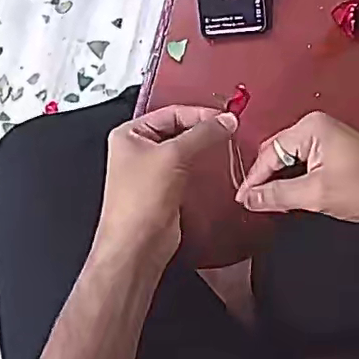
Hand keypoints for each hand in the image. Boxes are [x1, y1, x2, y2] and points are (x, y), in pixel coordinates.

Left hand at [95, 105, 238, 265]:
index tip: (223, 117)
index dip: (198, 113)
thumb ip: (202, 134)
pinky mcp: (167, 188)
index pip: (171, 112)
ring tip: (228, 144)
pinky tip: (219, 164)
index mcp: (130, 134)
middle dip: (204, 129)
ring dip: (206, 147)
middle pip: (179, 129)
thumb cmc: (137, 203)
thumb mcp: (173, 156)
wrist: (137, 246)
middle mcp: (139, 150)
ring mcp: (153, 170)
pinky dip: (204, 165)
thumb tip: (224, 120)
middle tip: (228, 129)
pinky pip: (190, 168)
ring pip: (186, 149)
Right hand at [236, 112, 358, 225]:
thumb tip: (250, 197)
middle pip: (277, 151)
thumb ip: (277, 195)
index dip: (254, 179)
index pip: (269, 152)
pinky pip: (303, 159)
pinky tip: (289, 193)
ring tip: (268, 200)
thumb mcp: (316, 195)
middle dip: (265, 177)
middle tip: (252, 202)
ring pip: (289, 157)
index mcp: (312, 127)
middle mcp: (317, 124)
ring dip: (279, 178)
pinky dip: (294, 176)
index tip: (242, 199)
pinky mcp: (334, 147)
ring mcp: (327, 134)